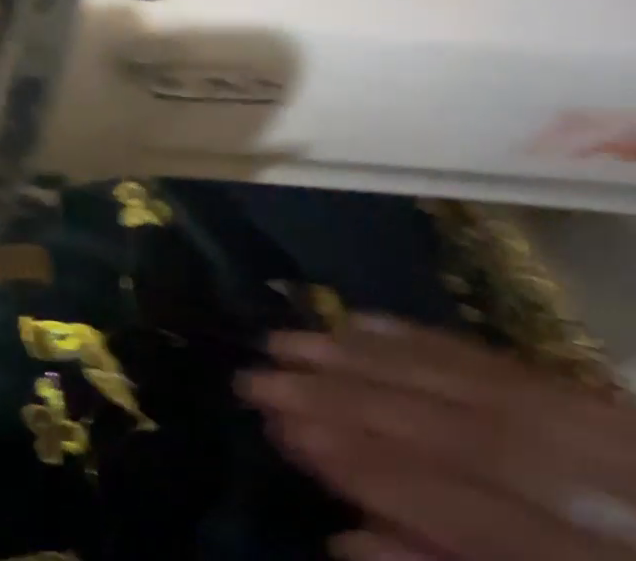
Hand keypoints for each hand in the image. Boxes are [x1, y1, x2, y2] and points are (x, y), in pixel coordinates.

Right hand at [240, 315, 635, 560]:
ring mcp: (607, 436)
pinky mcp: (601, 400)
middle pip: (464, 436)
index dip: (371, 471)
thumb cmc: (554, 559)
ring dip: (363, 358)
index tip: (284, 433)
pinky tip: (356, 320)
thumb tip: (343, 541)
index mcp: (585, 558)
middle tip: (256, 378)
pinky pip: (506, 362)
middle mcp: (604, 487)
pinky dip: (423, 338)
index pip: (465, 508)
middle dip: (345, 403)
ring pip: (477, 386)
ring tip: (281, 341)